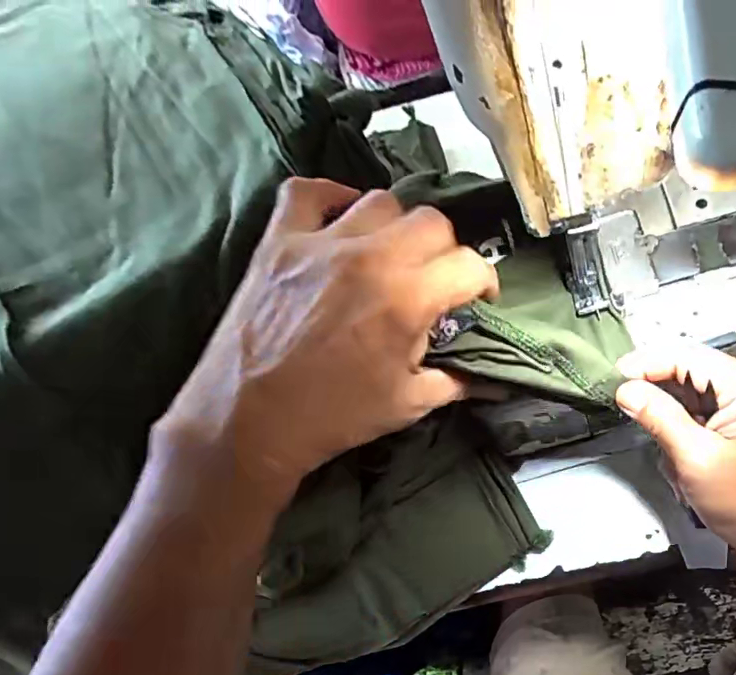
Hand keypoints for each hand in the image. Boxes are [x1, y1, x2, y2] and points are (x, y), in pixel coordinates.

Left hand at [156, 178, 498, 500]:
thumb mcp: (404, 406)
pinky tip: (339, 220)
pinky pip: (307, 192)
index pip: (467, 265)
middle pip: (431, 222)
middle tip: (433, 281)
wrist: (251, 420)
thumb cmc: (332, 417)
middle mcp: (370, 258)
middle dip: (444, 251)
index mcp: (406, 299)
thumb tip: (483, 380)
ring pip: (378, 201)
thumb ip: (451, 383)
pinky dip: (329, 198)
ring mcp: (320, 242)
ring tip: (388, 256)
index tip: (477, 299)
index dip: (483, 282)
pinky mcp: (279, 242)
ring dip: (395, 227)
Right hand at [613, 343, 735, 560]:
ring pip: (686, 385)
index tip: (610, 380)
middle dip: (650, 382)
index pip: (686, 356)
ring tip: (635, 418)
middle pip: (686, 365)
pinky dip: (673, 417)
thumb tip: (625, 390)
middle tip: (615, 398)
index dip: (645, 364)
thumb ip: (659, 418)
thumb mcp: (694, 457)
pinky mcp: (732, 419)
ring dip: (660, 402)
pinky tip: (660, 434)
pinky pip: (693, 405)